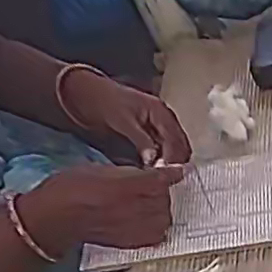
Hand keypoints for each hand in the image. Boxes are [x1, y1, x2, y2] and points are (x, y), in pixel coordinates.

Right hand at [14, 162, 185, 251]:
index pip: (163, 178)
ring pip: (165, 217)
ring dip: (159, 210)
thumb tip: (151, 173)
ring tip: (143, 206)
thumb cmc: (74, 188)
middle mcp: (142, 207)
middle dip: (160, 192)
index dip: (170, 174)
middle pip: (166, 198)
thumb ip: (132, 172)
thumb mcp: (104, 169)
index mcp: (133, 184)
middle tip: (146, 190)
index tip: (178, 171)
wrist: (60, 217)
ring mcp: (142, 227)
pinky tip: (143, 220)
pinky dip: (154, 226)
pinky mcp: (138, 242)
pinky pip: (158, 234)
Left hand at [61, 70, 191, 166]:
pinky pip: (167, 150)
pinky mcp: (155, 134)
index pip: (175, 140)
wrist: (89, 94)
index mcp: (160, 111)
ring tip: (160, 175)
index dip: (172, 158)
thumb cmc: (105, 102)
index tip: (163, 173)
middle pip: (181, 146)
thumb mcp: (122, 121)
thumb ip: (141, 140)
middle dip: (175, 162)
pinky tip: (156, 168)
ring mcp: (162, 127)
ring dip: (171, 163)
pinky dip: (164, 160)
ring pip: (176, 150)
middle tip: (163, 177)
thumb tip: (154, 159)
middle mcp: (166, 119)